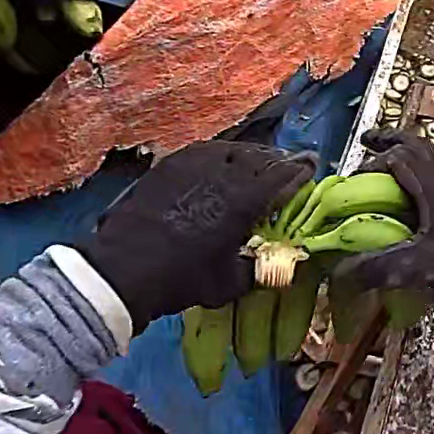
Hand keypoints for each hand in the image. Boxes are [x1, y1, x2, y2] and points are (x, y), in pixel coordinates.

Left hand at [77, 140, 314, 330]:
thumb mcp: (227, 284)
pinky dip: (222, 154)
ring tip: (257, 162)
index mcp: (245, 198)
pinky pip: (207, 150)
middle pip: (263, 156)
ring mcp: (196, 163)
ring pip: (235, 149)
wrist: (120, 271)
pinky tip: (222, 162)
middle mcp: (225, 172)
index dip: (303, 169)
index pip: (285, 174)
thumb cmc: (180, 278)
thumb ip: (260, 270)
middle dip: (279, 160)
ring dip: (252, 155)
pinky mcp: (172, 163)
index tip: (313, 166)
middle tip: (288, 165)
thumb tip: (286, 266)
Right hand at [335, 131, 433, 322]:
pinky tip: (405, 200)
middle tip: (368, 141)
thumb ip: (381, 268)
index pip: (400, 158)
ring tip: (383, 165)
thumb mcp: (421, 266)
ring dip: (404, 158)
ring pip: (427, 163)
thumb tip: (341, 271)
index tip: (352, 182)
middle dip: (390, 141)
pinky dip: (414, 180)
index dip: (373, 163)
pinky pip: (433, 183)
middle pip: (417, 148)